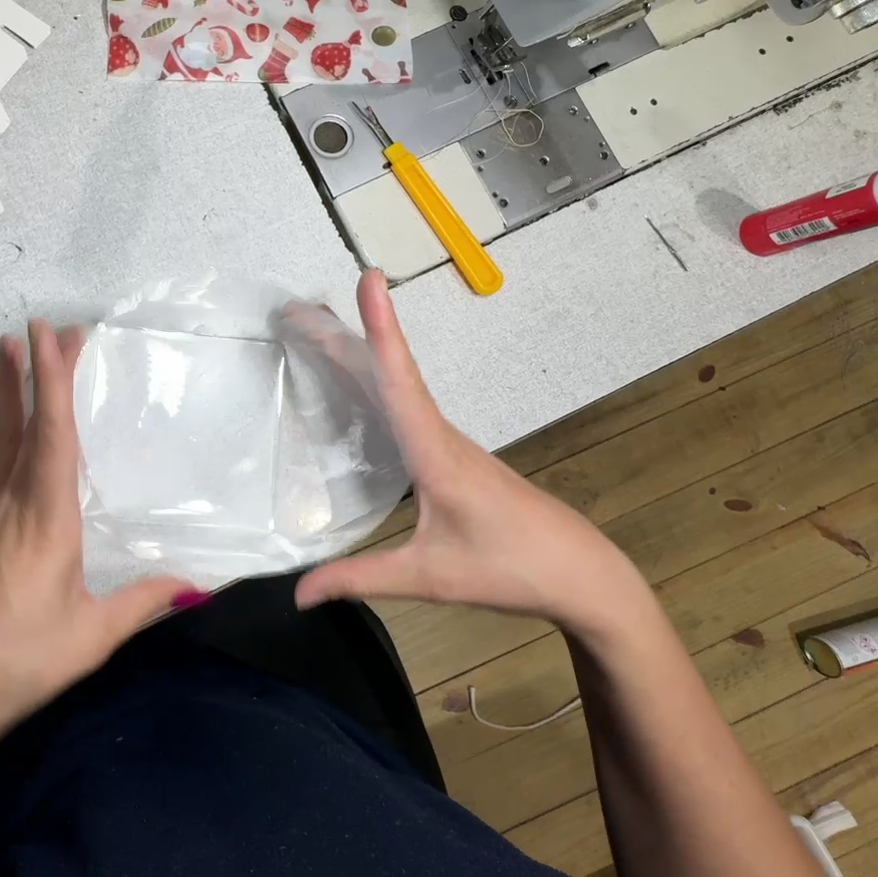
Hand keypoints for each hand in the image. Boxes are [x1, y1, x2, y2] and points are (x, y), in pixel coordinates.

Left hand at [0, 321, 195, 774]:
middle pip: (24, 424)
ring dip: (1, 389)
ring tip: (1, 346)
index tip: (52, 335)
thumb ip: (141, 603)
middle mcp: (12, 503)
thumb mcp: (91, 637)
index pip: (54, 435)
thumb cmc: (20, 664)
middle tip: (41, 326)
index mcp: (48, 519)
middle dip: (34, 372)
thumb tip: (198, 584)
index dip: (53, 382)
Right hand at [294, 271, 645, 634]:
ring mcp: (447, 441)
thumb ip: (359, 580)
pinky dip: (372, 381)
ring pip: (395, 384)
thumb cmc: (510, 570)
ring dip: (354, 353)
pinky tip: (354, 385)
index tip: (370, 280)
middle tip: (296, 311)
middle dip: (343, 335)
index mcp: (435, 454)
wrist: (582, 575)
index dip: (382, 332)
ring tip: (313, 332)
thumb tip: (295, 595)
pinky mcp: (450, 453)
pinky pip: (403, 404)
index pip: (400, 383)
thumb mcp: (429, 579)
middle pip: (386, 372)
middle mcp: (440, 435)